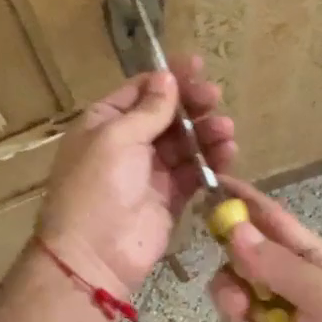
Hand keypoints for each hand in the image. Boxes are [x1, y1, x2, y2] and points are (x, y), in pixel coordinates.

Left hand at [36, 55, 232, 296]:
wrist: (93, 255)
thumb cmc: (96, 187)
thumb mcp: (116, 138)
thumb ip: (148, 110)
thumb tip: (166, 78)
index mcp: (104, 123)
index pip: (140, 91)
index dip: (168, 78)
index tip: (198, 66)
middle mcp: (126, 143)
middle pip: (166, 114)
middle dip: (192, 104)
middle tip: (214, 97)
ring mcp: (149, 171)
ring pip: (184, 142)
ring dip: (206, 132)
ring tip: (226, 129)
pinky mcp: (170, 197)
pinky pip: (194, 171)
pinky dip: (211, 160)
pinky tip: (228, 152)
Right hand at [210, 177, 321, 321]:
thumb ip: (280, 265)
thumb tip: (236, 228)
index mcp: (314, 265)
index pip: (272, 223)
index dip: (243, 205)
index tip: (211, 185)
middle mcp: (287, 291)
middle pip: (236, 269)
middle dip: (234, 290)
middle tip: (241, 306)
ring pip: (229, 314)